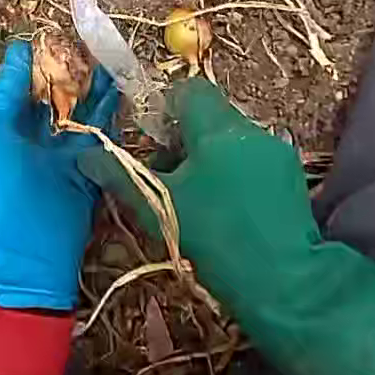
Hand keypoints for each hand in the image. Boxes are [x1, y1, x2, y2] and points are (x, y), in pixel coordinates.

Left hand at [0, 39, 118, 310]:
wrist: (14, 265)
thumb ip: (8, 92)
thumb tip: (20, 47)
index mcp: (6, 126)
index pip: (30, 84)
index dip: (47, 60)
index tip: (67, 32)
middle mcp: (36, 139)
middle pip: (60, 98)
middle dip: (78, 72)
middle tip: (100, 41)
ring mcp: (64, 159)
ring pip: (85, 117)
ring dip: (99, 91)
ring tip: (116, 58)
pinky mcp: (89, 179)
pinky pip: (103, 144)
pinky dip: (113, 121)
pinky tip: (125, 94)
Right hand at [81, 79, 374, 374]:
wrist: (286, 284)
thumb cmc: (214, 236)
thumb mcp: (156, 204)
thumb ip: (118, 174)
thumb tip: (84, 155)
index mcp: (218, 130)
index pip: (187, 90)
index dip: (164, 108)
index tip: (152, 141)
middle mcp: (251, 132)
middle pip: (207, 116)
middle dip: (181, 140)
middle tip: (165, 175)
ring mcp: (276, 153)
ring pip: (227, 139)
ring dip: (205, 158)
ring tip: (193, 197)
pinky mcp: (289, 178)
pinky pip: (249, 159)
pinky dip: (229, 172)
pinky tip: (223, 207)